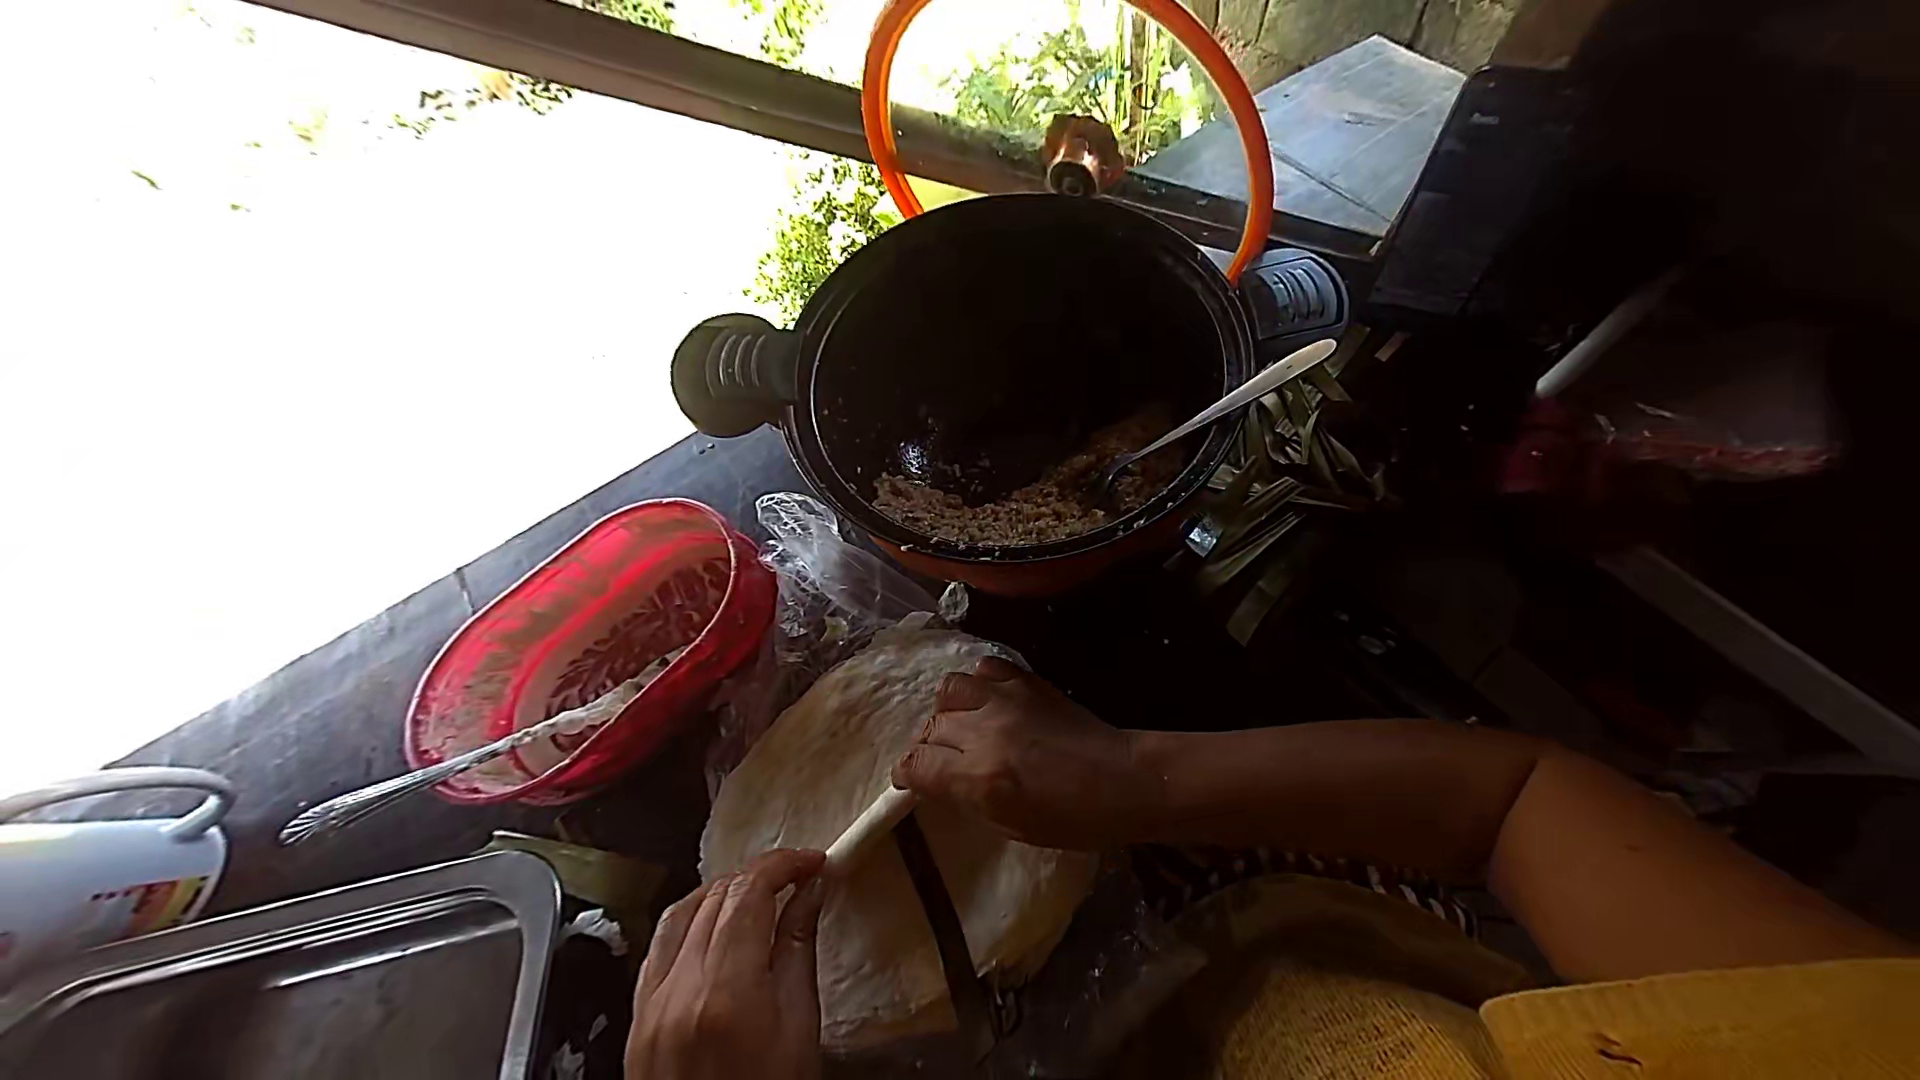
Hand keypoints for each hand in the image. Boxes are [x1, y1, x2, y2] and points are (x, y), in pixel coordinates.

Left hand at [626, 849, 826, 1079]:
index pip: (751, 891)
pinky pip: (659, 945)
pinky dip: (689, 917)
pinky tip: (713, 919)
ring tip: (760, 892)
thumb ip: (799, 945)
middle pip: (720, 895)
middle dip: (761, 875)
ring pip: (684, 910)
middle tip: (796, 876)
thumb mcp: (801, 1024)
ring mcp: (651, 1005)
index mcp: (728, 991)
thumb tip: (812, 888)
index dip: (785, 864)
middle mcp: (681, 989)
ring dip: (725, 890)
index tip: (813, 861)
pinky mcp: (636, 1020)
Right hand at [891, 656, 1151, 849]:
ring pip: (948, 690)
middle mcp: (984, 732)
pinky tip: (987, 701)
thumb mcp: (1009, 825)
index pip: (916, 764)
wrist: (1122, 779)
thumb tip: (932, 780)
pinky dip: (978, 684)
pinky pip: (984, 668)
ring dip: (947, 711)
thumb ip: (963, 798)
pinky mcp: (1025, 681)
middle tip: (942, 759)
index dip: (906, 774)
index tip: (910, 779)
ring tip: (961, 725)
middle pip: (929, 728)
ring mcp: (1005, 700)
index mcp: (979, 778)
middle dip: (927, 747)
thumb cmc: (1071, 819)